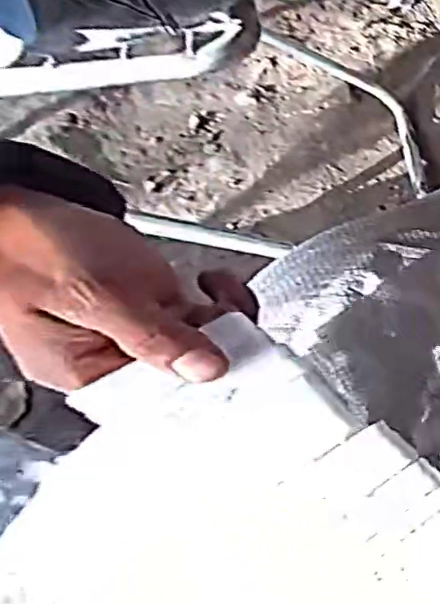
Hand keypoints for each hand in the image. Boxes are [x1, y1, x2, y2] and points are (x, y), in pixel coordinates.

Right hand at [0, 187, 258, 390]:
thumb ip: (153, 337)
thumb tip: (207, 372)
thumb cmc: (30, 250)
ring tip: (218, 287)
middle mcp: (115, 356)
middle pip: (198, 364)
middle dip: (229, 338)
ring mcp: (141, 331)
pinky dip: (223, 297)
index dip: (214, 382)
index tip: (251, 362)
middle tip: (234, 313)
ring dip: (231, 312)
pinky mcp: (157, 307)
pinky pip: (206, 313)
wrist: (19, 209)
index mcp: (85, 370)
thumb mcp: (95, 297)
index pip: (164, 395)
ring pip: (212, 337)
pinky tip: (214, 280)